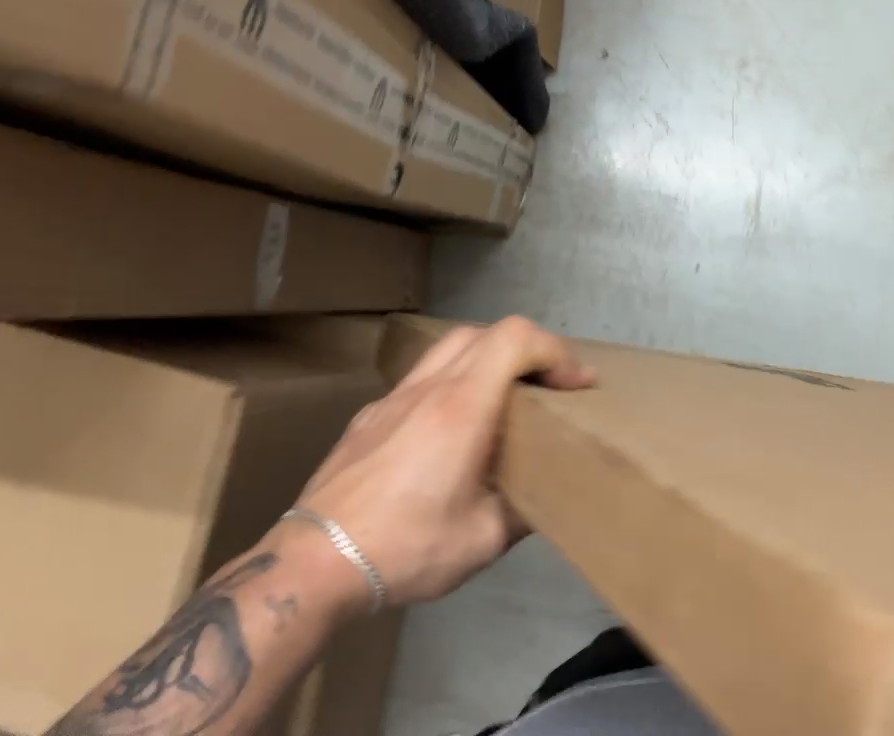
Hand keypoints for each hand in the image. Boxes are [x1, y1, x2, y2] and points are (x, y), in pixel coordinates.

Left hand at [289, 318, 592, 607]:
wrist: (315, 561)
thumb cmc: (406, 547)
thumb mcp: (483, 540)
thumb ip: (522, 509)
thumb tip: (542, 497)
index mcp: (462, 407)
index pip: (516, 339)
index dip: (556, 351)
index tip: (577, 386)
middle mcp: (429, 387)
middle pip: (485, 332)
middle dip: (527, 350)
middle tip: (547, 387)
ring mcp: (393, 398)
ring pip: (449, 348)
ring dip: (487, 359)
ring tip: (504, 399)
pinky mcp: (370, 415)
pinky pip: (421, 377)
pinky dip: (453, 381)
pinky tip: (451, 429)